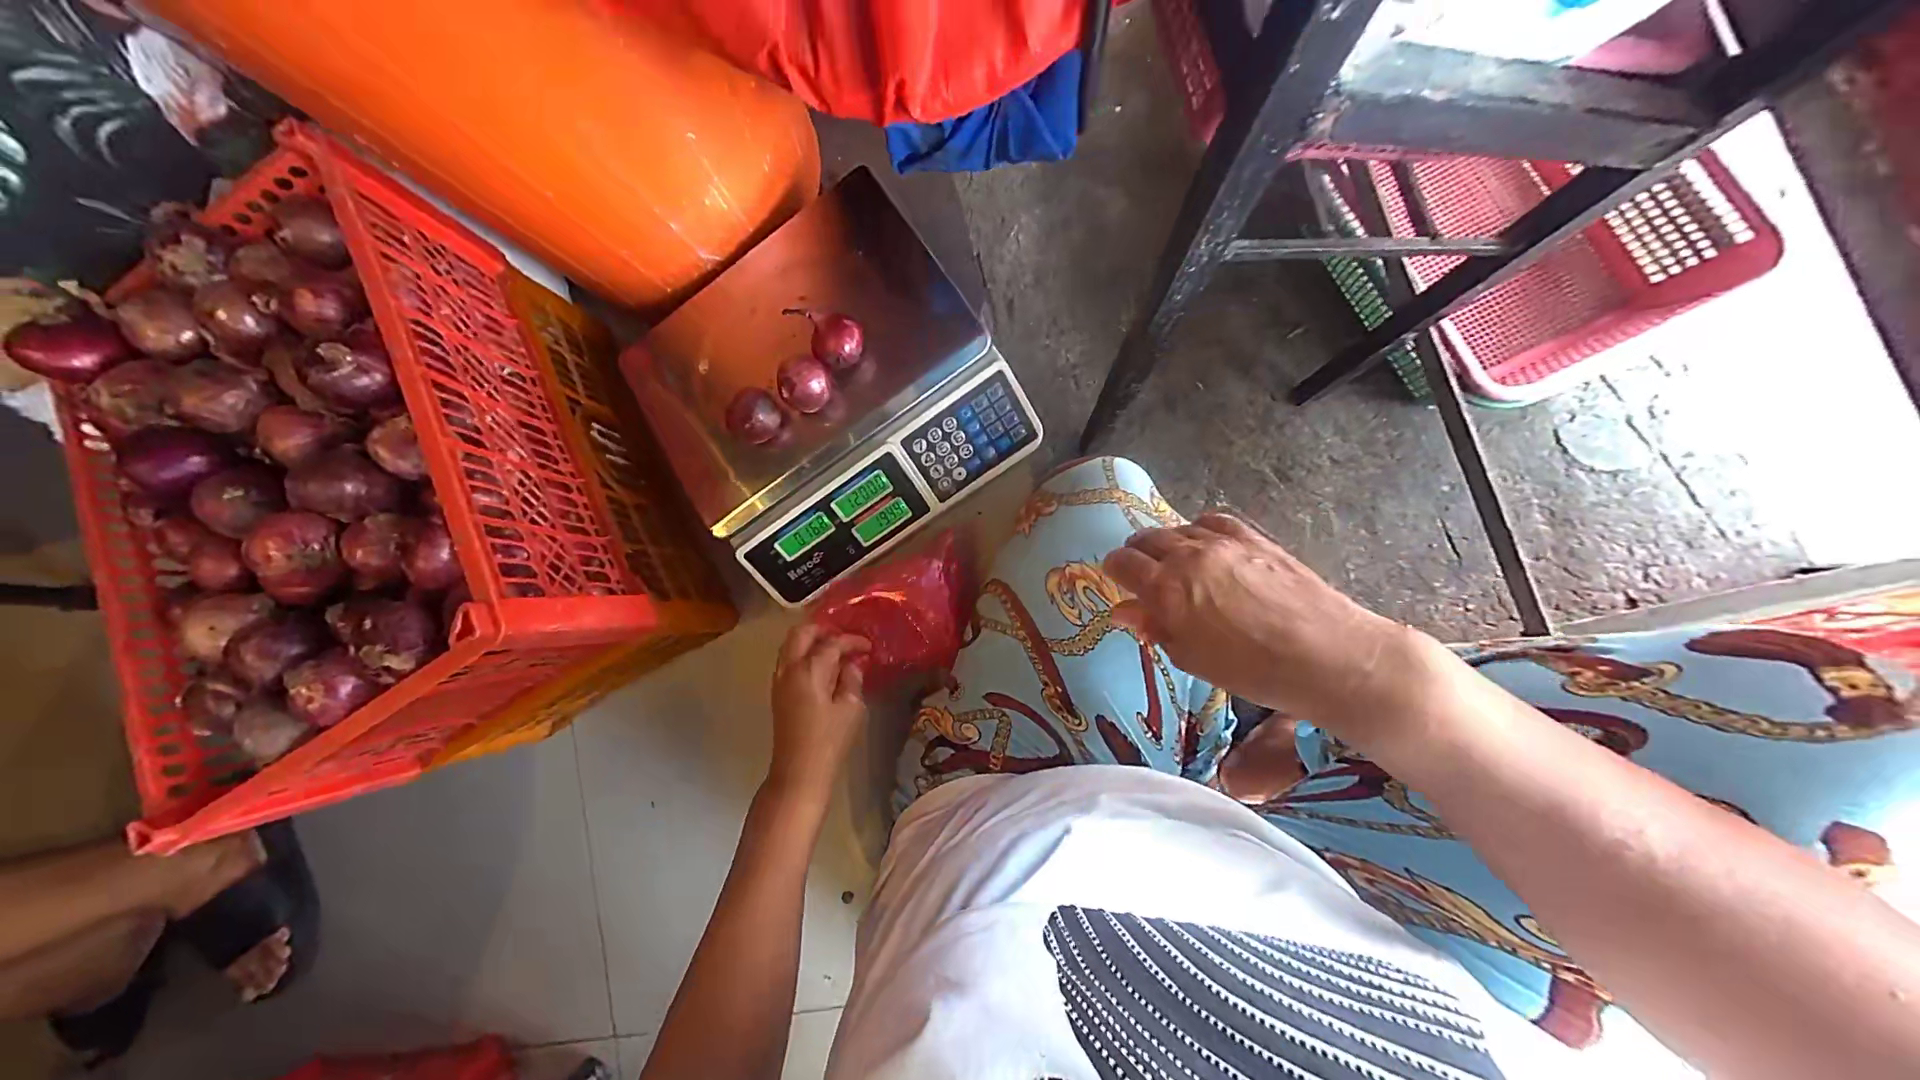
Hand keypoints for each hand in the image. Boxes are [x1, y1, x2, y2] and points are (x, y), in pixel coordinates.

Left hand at [767, 624, 870, 796]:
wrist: (799, 772)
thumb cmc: (830, 741)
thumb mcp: (851, 708)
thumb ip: (852, 679)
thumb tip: (851, 665)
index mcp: (809, 669)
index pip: (831, 643)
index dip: (852, 641)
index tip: (868, 646)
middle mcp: (789, 669)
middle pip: (801, 633)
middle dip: (824, 630)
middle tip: (845, 639)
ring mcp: (779, 680)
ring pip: (790, 646)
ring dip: (811, 641)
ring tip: (835, 651)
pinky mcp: (778, 693)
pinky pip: (789, 661)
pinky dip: (804, 655)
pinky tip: (823, 668)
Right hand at [1102, 513, 1433, 733]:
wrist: (1325, 655)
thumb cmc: (1251, 670)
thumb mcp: (1191, 657)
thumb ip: (1154, 626)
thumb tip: (1123, 610)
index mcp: (1164, 588)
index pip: (1121, 562)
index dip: (1114, 571)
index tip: (1118, 583)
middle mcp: (1186, 555)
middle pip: (1145, 539)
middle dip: (1138, 556)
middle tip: (1145, 578)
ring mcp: (1221, 541)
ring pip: (1177, 528)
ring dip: (1168, 544)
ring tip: (1177, 565)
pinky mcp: (1252, 536)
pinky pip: (1213, 520)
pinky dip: (1200, 530)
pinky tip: (1206, 546)